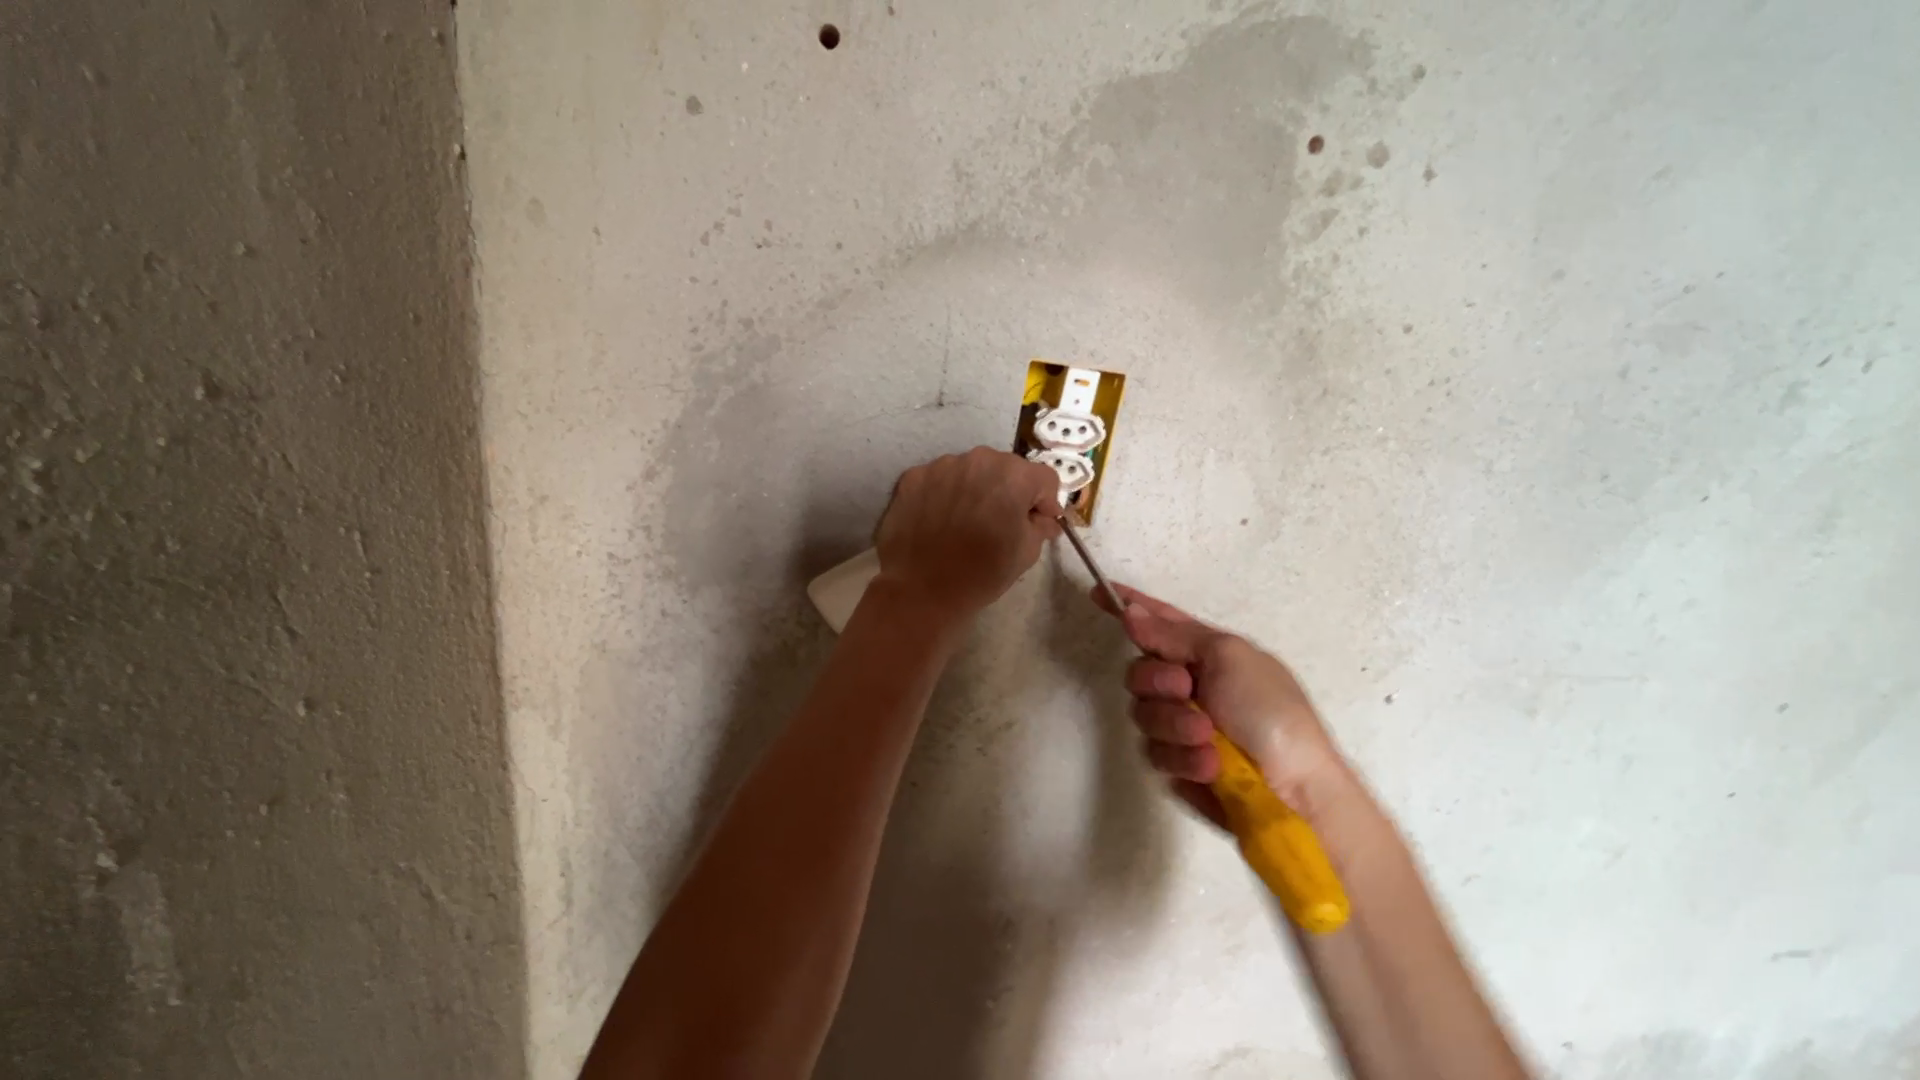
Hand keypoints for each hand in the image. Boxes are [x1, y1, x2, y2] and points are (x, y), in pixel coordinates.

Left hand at [873, 447, 1061, 623]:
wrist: (919, 590)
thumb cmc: (981, 573)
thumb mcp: (1026, 554)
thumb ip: (1040, 527)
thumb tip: (1043, 518)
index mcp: (1013, 476)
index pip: (1044, 479)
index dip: (1044, 503)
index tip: (1035, 524)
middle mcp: (978, 459)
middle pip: (1006, 469)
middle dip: (1009, 492)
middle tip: (1000, 524)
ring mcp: (942, 465)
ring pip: (971, 471)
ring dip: (976, 490)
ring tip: (966, 523)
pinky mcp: (913, 476)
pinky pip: (941, 479)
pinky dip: (946, 494)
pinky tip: (940, 521)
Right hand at [1093, 584, 1349, 825]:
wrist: (1295, 788)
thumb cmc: (1270, 712)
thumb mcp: (1228, 658)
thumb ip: (1174, 636)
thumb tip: (1131, 612)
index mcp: (1207, 652)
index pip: (1161, 622)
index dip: (1130, 606)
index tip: (1097, 592)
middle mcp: (1191, 685)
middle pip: (1139, 672)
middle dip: (1157, 682)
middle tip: (1185, 690)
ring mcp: (1182, 726)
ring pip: (1143, 715)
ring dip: (1175, 726)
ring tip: (1209, 740)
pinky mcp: (1178, 764)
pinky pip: (1154, 753)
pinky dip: (1183, 758)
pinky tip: (1210, 766)